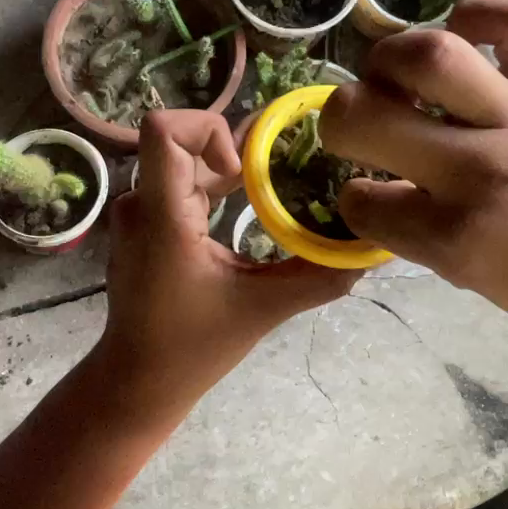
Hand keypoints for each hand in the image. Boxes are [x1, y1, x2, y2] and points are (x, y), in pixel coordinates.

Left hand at [98, 110, 360, 394]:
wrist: (136, 381)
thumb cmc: (194, 348)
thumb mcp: (263, 309)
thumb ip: (319, 276)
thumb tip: (372, 247)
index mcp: (162, 216)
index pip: (163, 130)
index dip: (207, 127)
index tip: (241, 168)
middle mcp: (140, 202)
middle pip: (180, 140)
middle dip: (232, 147)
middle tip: (275, 168)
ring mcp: (137, 211)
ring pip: (181, 160)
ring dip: (224, 166)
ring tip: (268, 181)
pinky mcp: (142, 222)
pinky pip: (176, 181)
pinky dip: (210, 182)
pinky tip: (244, 197)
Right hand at [320, 0, 507, 345]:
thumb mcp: (489, 285)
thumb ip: (426, 238)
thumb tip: (382, 194)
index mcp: (459, 237)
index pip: (364, 204)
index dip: (356, 201)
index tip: (369, 196)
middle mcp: (478, 169)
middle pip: (362, 116)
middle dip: (337, 119)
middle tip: (359, 126)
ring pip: (426, 55)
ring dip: (389, 58)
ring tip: (395, 74)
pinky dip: (480, 14)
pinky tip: (466, 34)